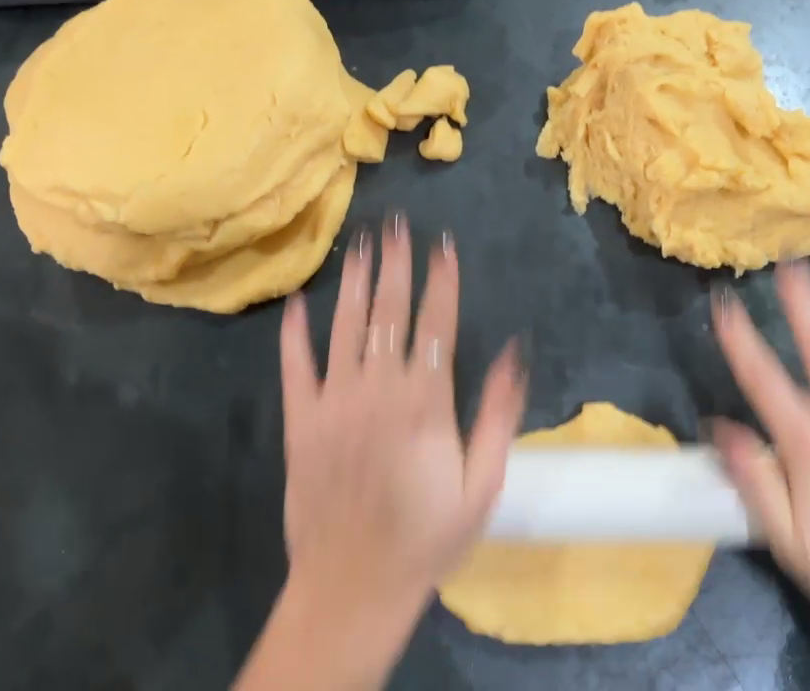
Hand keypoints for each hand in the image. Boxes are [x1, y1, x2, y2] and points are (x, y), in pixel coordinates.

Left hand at [278, 214, 526, 615]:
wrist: (354, 586)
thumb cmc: (428, 537)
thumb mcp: (481, 484)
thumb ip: (497, 415)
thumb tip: (514, 352)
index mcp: (425, 402)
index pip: (436, 325)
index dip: (441, 281)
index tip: (443, 243)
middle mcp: (377, 390)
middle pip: (388, 313)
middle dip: (395, 265)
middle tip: (395, 224)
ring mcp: (334, 403)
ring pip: (344, 328)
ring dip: (352, 283)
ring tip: (358, 244)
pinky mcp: (300, 423)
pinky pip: (295, 368)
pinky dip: (294, 335)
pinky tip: (296, 304)